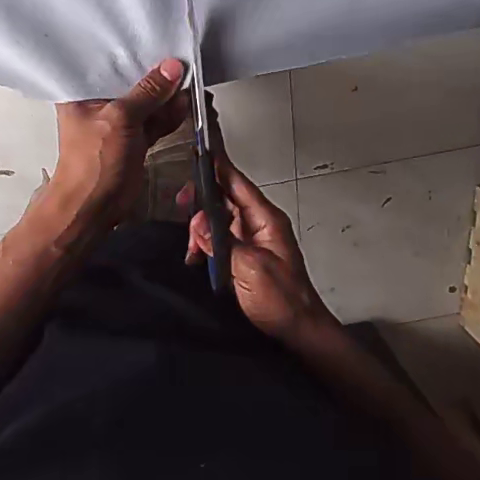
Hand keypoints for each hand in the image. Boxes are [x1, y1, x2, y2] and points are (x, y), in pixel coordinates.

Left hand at [44, 58, 189, 225]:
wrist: (94, 206)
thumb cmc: (93, 162)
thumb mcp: (120, 118)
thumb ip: (148, 92)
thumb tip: (173, 66)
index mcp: (82, 93)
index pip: (107, 64)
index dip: (131, 52)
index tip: (157, 36)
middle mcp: (98, 105)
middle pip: (131, 82)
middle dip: (156, 74)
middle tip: (182, 55)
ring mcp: (118, 123)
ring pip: (148, 102)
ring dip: (168, 95)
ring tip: (190, 78)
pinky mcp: (135, 140)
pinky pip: (155, 121)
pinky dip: (170, 114)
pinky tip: (187, 102)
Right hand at [185, 157, 338, 344]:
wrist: (298, 329)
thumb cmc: (281, 299)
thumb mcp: (249, 268)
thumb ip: (222, 243)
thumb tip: (199, 225)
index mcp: (266, 220)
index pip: (238, 184)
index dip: (220, 167)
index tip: (202, 149)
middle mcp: (259, 225)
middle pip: (225, 200)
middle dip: (202, 203)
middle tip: (181, 207)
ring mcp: (252, 241)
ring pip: (219, 221)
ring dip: (201, 230)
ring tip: (191, 250)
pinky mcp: (244, 257)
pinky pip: (220, 240)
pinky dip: (205, 245)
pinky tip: (195, 257)